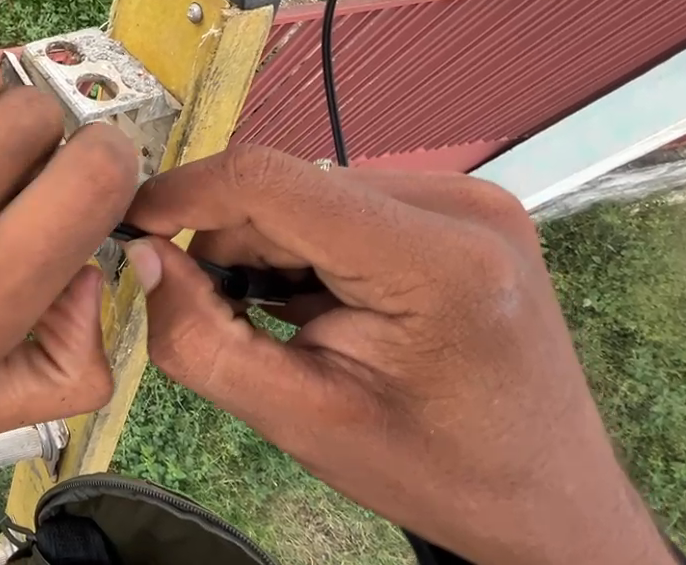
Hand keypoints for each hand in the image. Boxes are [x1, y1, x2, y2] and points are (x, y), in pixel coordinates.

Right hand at [124, 146, 669, 564]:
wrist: (555, 504)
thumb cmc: (436, 473)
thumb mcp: (297, 420)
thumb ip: (199, 338)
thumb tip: (145, 254)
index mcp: (434, 261)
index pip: (265, 180)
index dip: (180, 193)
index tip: (129, 227)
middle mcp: (455, 203)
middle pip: (278, 186)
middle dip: (225, 242)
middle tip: (222, 310)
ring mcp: (460, 195)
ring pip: (296, 189)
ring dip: (261, 245)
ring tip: (282, 315)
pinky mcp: (451, 202)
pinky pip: (329, 198)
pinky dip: (297, 242)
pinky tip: (316, 297)